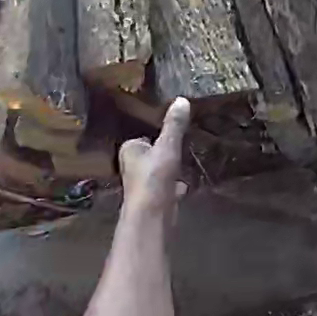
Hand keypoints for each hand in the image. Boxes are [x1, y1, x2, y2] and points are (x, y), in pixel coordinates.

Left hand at [118, 97, 189, 223]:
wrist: (152, 215)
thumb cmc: (154, 177)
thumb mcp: (167, 147)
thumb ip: (174, 126)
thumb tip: (182, 99)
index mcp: (129, 150)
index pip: (143, 136)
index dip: (155, 134)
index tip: (172, 129)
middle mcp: (132, 166)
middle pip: (151, 154)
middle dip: (163, 152)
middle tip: (183, 143)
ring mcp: (143, 184)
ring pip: (159, 171)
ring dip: (170, 169)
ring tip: (187, 160)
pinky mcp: (154, 199)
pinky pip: (167, 187)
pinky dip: (175, 185)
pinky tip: (186, 184)